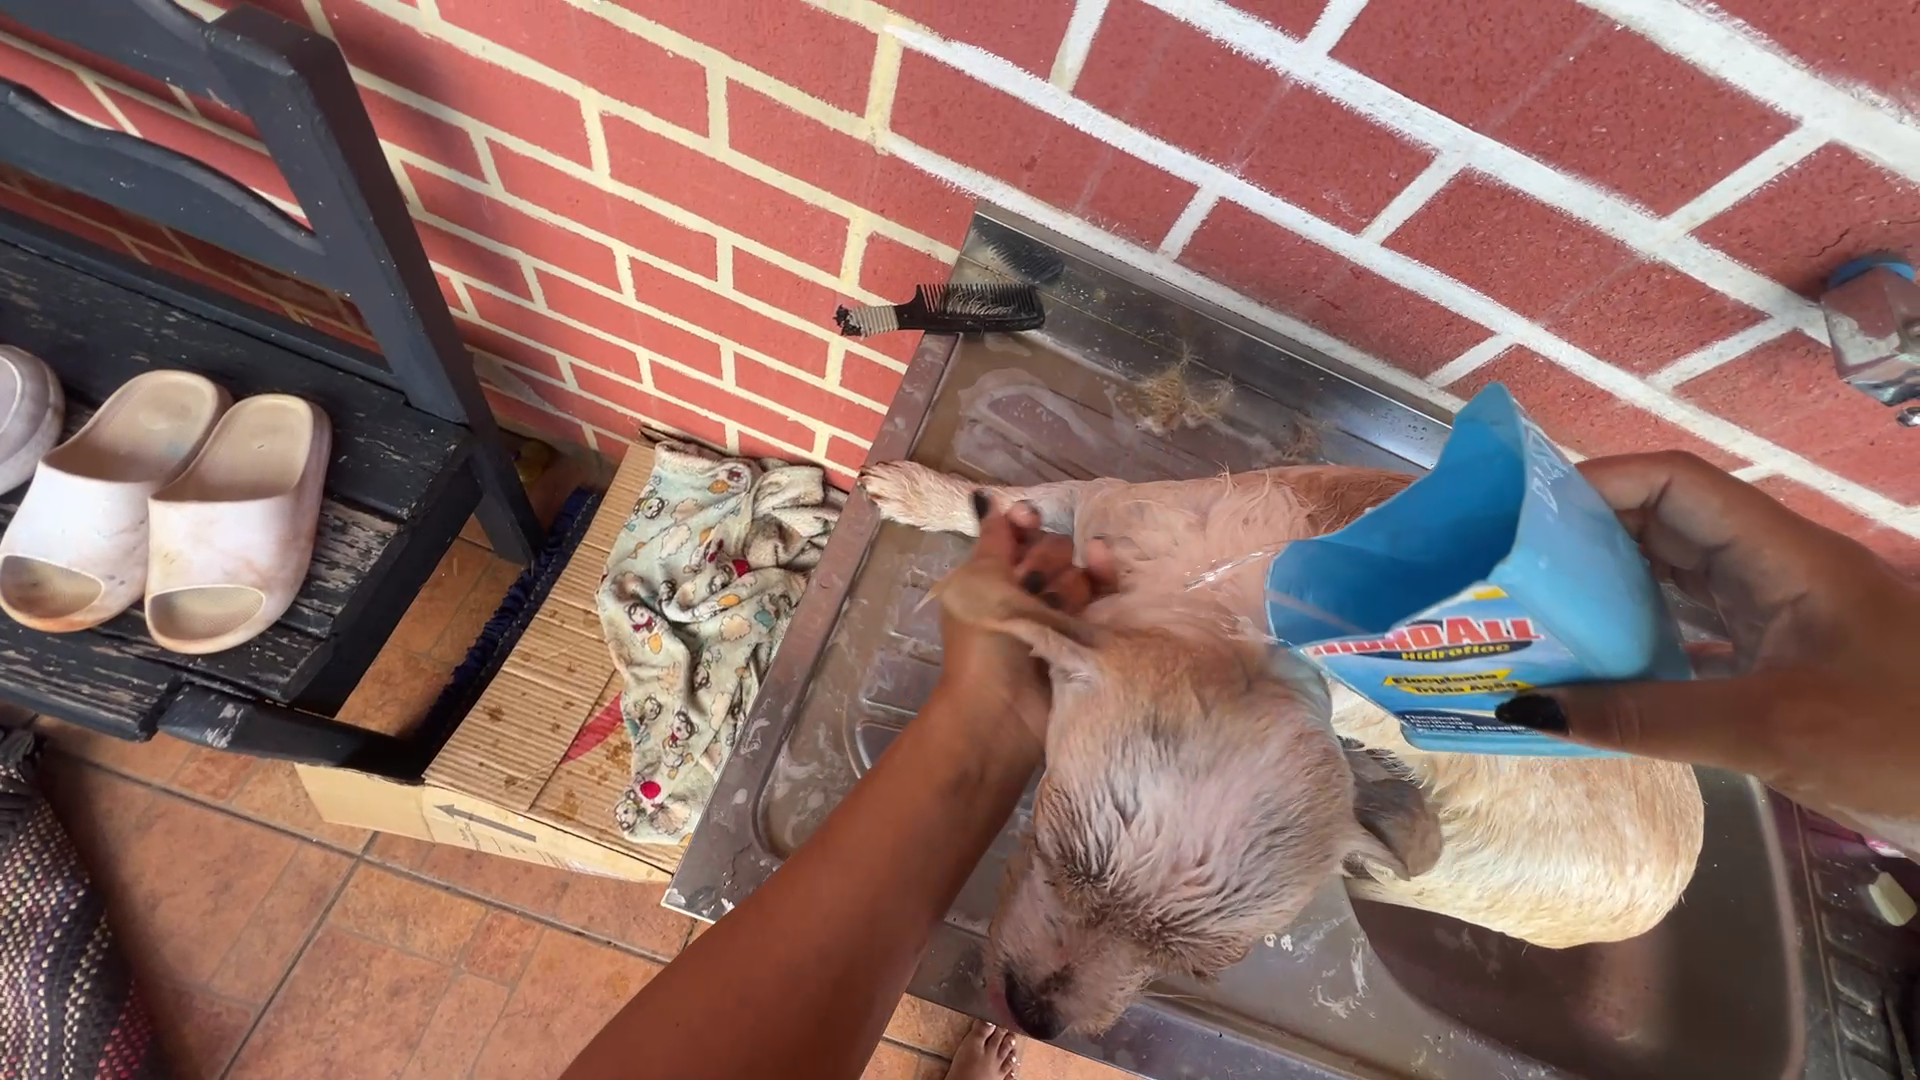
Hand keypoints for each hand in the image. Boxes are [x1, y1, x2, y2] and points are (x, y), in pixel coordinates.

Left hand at [933, 496, 1115, 747]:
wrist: (1002, 711)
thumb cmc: (981, 643)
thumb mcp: (975, 583)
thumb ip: (992, 540)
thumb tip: (987, 500)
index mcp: (991, 578)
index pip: (1017, 535)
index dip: (1024, 523)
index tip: (1028, 519)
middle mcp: (1024, 592)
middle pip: (1051, 550)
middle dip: (1043, 559)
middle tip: (1030, 587)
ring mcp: (1057, 612)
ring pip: (1075, 571)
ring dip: (1065, 579)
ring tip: (1052, 608)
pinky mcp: (1086, 631)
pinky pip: (1100, 592)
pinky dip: (1102, 573)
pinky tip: (1102, 558)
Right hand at [1496, 451, 1919, 846]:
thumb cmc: (1917, 748)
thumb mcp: (1772, 731)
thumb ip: (1641, 718)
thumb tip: (1518, 707)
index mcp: (1783, 557)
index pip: (1673, 483)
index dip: (1595, 482)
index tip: (1519, 515)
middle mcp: (1769, 570)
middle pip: (1655, 522)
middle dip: (1574, 535)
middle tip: (1501, 565)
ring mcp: (1768, 612)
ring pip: (1661, 573)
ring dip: (1592, 585)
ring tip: (1521, 605)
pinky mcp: (1764, 654)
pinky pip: (1674, 622)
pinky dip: (1620, 630)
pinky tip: (1577, 656)